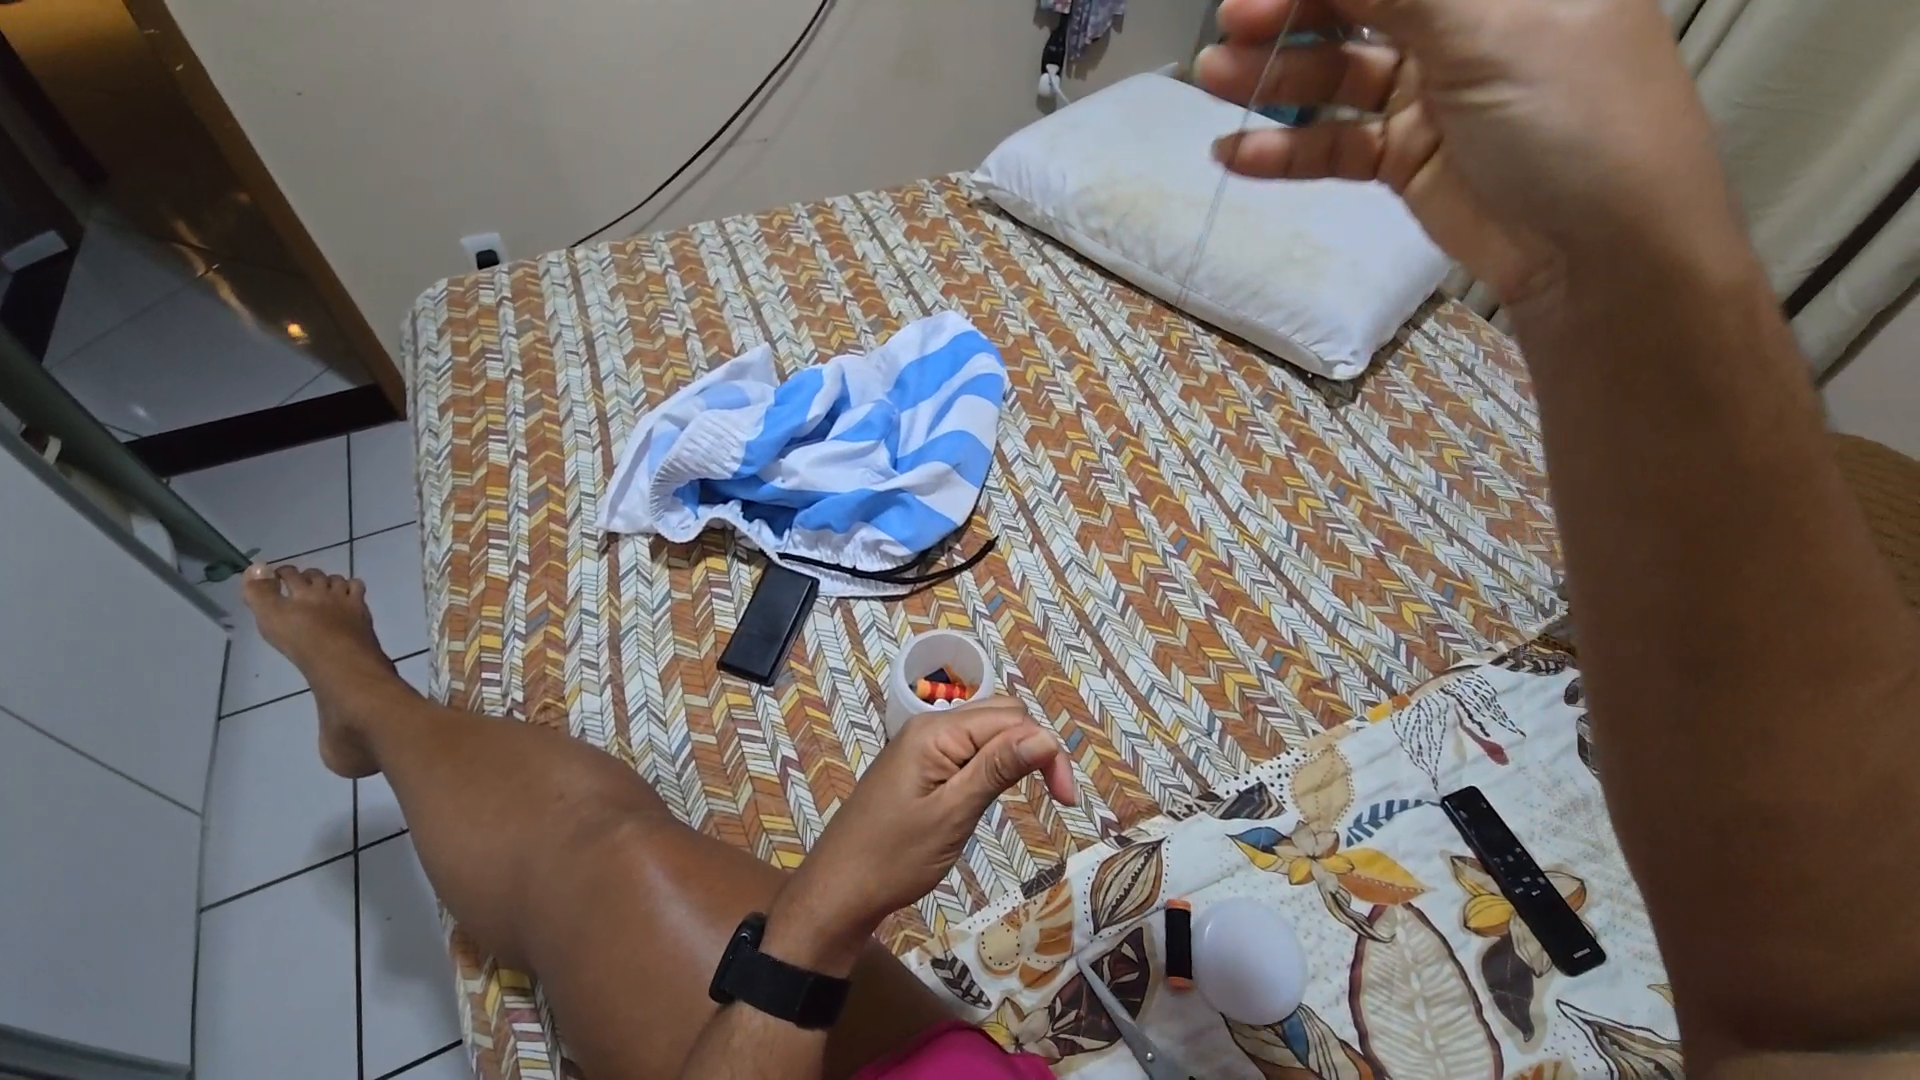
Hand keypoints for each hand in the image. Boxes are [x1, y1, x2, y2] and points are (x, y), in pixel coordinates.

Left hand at [767, 698, 1076, 968]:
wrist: (838, 891)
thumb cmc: (893, 858)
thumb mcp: (952, 815)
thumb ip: (997, 770)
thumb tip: (1047, 736)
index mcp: (936, 732)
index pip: (1011, 719)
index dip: (1046, 751)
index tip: (1067, 800)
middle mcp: (931, 726)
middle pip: (1002, 716)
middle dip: (1035, 746)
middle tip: (1057, 796)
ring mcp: (924, 744)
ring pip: (987, 731)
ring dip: (1017, 754)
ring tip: (1039, 791)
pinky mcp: (922, 765)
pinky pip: (968, 748)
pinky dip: (994, 762)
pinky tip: (1001, 786)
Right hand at [1195, 0, 1747, 306]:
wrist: (1596, 251)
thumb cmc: (1573, 115)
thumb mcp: (1492, 30)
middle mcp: (1467, 21)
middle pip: (1362, 7)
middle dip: (1293, 13)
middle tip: (1230, 24)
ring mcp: (1432, 93)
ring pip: (1338, 78)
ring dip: (1275, 80)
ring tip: (1214, 80)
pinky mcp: (1404, 158)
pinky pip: (1336, 146)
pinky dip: (1287, 151)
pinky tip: (1236, 154)